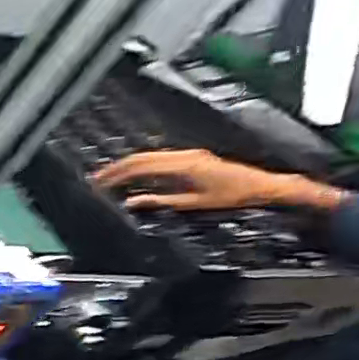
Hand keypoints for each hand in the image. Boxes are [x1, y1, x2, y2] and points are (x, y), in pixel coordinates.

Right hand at [91, 149, 344, 212]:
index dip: (117, 174)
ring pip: (149, 157)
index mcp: (183, 166)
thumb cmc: (233, 195)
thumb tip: (132, 202)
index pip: (140, 166)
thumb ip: (159, 201)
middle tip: (95, 179)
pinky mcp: (191, 159)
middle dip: (116, 168)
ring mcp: (188, 156)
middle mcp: (185, 156)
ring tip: (108, 177)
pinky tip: (132, 175)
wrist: (262, 186)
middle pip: (141, 158)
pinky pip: (159, 160)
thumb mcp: (192, 203)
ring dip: (126, 167)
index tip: (99, 183)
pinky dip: (141, 167)